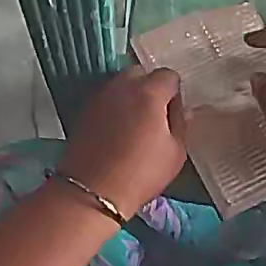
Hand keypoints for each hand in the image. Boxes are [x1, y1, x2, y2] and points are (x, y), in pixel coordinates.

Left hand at [59, 66, 187, 213]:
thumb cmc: (141, 173)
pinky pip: (105, 99)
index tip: (173, 114)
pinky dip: (113, 107)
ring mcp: (99, 96)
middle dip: (150, 89)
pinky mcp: (84, 110)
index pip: (168, 76)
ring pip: (120, 85)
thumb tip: (181, 109)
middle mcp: (122, 86)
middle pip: (141, 74)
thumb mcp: (175, 153)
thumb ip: (180, 124)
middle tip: (154, 117)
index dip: (174, 93)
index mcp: (149, 92)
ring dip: (130, 97)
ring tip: (134, 125)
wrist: (93, 191)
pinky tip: (115, 131)